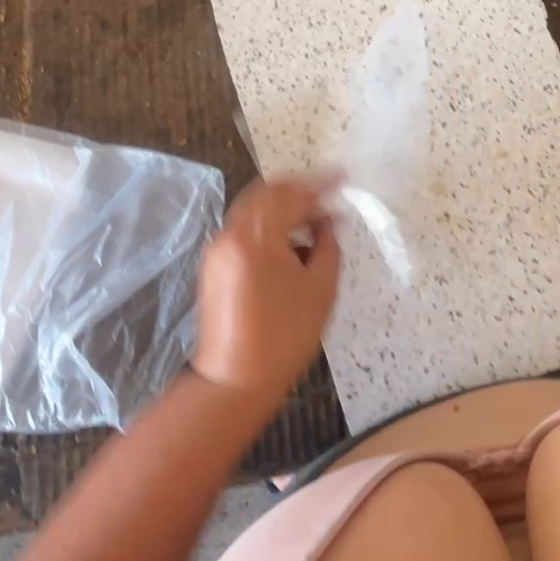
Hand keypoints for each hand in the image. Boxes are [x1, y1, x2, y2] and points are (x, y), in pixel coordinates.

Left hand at [192, 176, 341, 402]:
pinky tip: (292, 240)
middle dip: (301, 190)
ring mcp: (218, 250)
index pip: (292, 194)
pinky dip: (269, 224)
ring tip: (315, 220)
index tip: (344, 178)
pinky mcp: (215, 266)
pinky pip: (245, 229)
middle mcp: (230, 235)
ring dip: (284, 207)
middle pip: (267, 193)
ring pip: (254, 209)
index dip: (321, 184)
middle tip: (330, 197)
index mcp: (256, 237)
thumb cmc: (285, 335)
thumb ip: (328, 245)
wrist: (235, 381)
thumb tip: (327, 224)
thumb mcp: (321, 287)